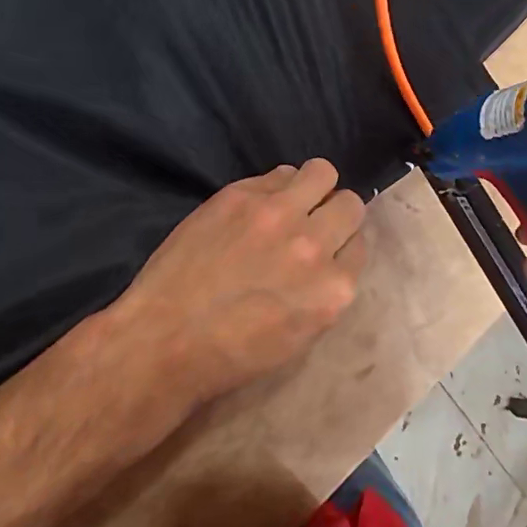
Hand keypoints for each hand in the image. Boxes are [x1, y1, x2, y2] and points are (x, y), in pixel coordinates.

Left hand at [105, 158, 367, 406]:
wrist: (166, 338)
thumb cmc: (231, 354)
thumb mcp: (299, 337)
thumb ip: (323, 292)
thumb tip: (329, 259)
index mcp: (334, 290)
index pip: (359, 245)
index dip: (342, 244)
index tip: (326, 248)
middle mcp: (314, 245)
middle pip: (350, 204)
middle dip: (335, 212)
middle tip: (311, 223)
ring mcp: (277, 214)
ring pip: (322, 172)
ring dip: (312, 187)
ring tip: (288, 204)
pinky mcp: (241, 195)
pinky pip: (279, 172)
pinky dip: (276, 186)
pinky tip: (255, 206)